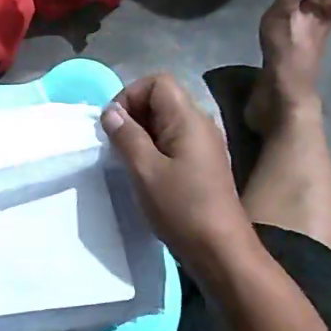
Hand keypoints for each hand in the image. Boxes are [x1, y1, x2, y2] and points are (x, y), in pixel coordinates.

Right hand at [101, 73, 248, 254]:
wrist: (219, 248)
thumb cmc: (182, 208)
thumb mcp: (145, 171)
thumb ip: (126, 136)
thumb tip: (111, 113)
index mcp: (189, 119)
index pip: (157, 82)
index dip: (130, 95)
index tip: (114, 125)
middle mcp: (200, 124)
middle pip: (161, 98)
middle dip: (133, 114)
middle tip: (115, 144)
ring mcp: (203, 144)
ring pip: (165, 121)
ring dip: (140, 133)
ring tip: (126, 159)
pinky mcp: (201, 162)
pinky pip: (172, 140)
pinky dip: (152, 147)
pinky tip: (143, 171)